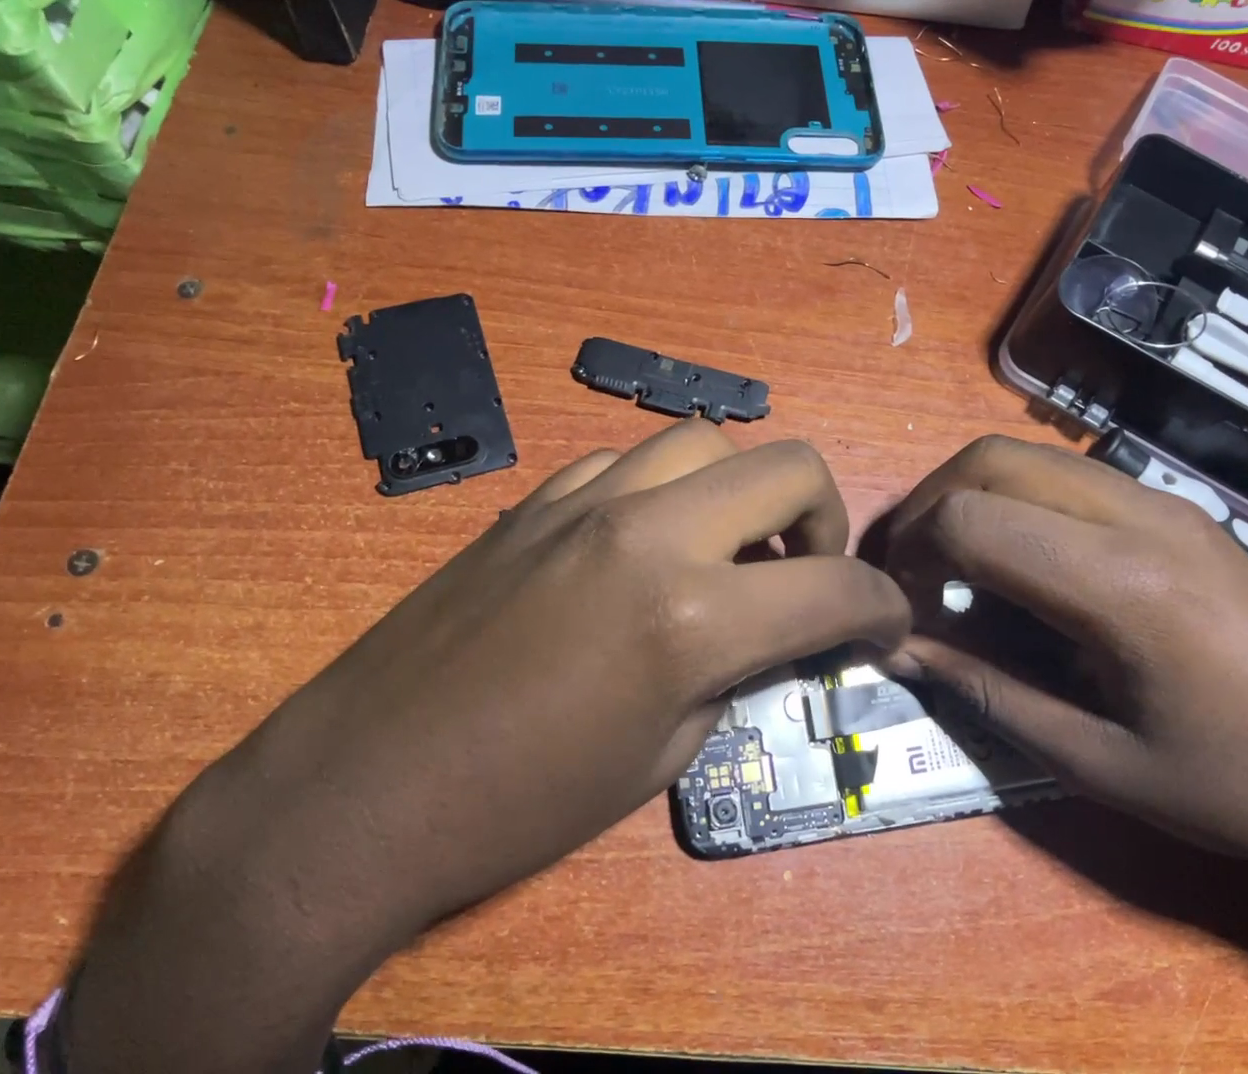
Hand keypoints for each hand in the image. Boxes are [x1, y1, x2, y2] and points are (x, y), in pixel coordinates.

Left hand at [209, 418, 911, 933]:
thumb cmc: (521, 806)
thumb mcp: (661, 756)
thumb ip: (734, 674)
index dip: (880, 607)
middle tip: (807, 577)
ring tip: (726, 552)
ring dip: (740, 491)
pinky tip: (641, 547)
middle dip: (825, 519)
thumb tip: (773, 636)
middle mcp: (649, 532)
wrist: (364, 788)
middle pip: (788, 465)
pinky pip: (624, 463)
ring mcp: (583, 502)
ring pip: (702, 442)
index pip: (836, 586)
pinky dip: (661, 492)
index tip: (883, 626)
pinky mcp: (531, 502)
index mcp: (693, 616)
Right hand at [879, 436, 1247, 1064]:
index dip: (907, 558)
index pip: (969, 519)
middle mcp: (1141, 516)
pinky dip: (1015, 505)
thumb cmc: (1246, 789)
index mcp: (1121, 583)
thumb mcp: (1097, 762)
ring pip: (1029, 459)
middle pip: (990, 461)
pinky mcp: (1182, 513)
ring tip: (946, 572)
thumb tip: (898, 647)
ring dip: (968, 500)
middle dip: (923, 508)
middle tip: (903, 577)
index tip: (893, 610)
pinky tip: (1016, 570)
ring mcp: (1167, 504)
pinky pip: (1069, 479)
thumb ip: (986, 691)